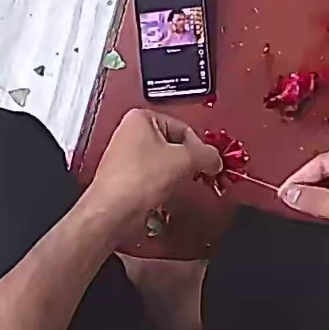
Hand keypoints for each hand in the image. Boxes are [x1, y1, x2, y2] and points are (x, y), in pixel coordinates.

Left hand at [87, 109, 221, 220]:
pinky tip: (162, 192)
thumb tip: (216, 158)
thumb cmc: (138, 179)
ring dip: (176, 173)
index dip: (198, 147)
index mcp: (141, 118)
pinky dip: (163, 182)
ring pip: (164, 160)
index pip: (183, 128)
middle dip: (188, 161)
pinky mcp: (126, 175)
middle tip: (198, 173)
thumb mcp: (182, 160)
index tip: (208, 162)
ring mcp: (127, 154)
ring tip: (177, 183)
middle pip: (174, 144)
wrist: (112, 211)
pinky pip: (153, 174)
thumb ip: (205, 155)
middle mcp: (131, 132)